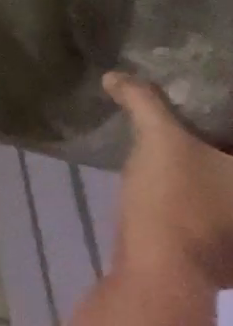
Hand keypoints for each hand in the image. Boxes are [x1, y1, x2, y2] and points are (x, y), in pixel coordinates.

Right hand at [107, 72, 232, 285]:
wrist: (165, 264)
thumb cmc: (177, 198)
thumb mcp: (158, 139)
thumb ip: (143, 102)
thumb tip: (117, 76)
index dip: (223, 114)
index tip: (210, 104)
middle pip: (232, 156)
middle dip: (218, 140)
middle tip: (194, 121)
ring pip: (226, 180)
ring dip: (212, 164)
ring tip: (185, 144)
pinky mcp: (232, 241)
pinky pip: (222, 203)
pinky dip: (209, 188)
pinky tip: (182, 179)